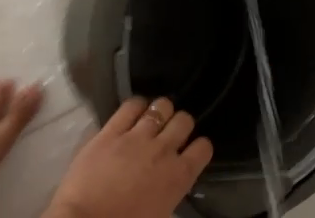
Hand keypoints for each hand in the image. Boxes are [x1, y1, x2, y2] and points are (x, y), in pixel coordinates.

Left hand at [47, 96, 213, 217]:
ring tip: (152, 120)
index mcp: (178, 176)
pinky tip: (133, 113)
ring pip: (161, 106)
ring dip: (160, 112)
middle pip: (184, 120)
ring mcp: (137, 137)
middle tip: (169, 135)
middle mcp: (163, 150)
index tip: (190, 152)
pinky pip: (130, 106)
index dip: (199, 148)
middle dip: (180, 125)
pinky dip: (136, 106)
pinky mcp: (111, 131)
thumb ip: (170, 190)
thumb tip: (171, 179)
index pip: (203, 148)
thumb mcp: (159, 214)